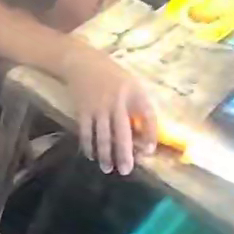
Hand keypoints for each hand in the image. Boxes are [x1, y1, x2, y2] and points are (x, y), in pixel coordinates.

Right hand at [60, 45, 156, 174]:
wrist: (82, 62)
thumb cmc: (112, 76)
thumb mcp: (131, 85)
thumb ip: (137, 106)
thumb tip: (142, 136)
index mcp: (134, 93)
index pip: (147, 116)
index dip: (150, 134)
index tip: (149, 151)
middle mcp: (117, 101)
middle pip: (122, 132)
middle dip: (124, 153)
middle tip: (126, 171)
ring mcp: (98, 106)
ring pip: (102, 136)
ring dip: (105, 154)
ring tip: (107, 169)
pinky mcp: (83, 110)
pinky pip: (86, 132)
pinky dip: (88, 146)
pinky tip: (91, 156)